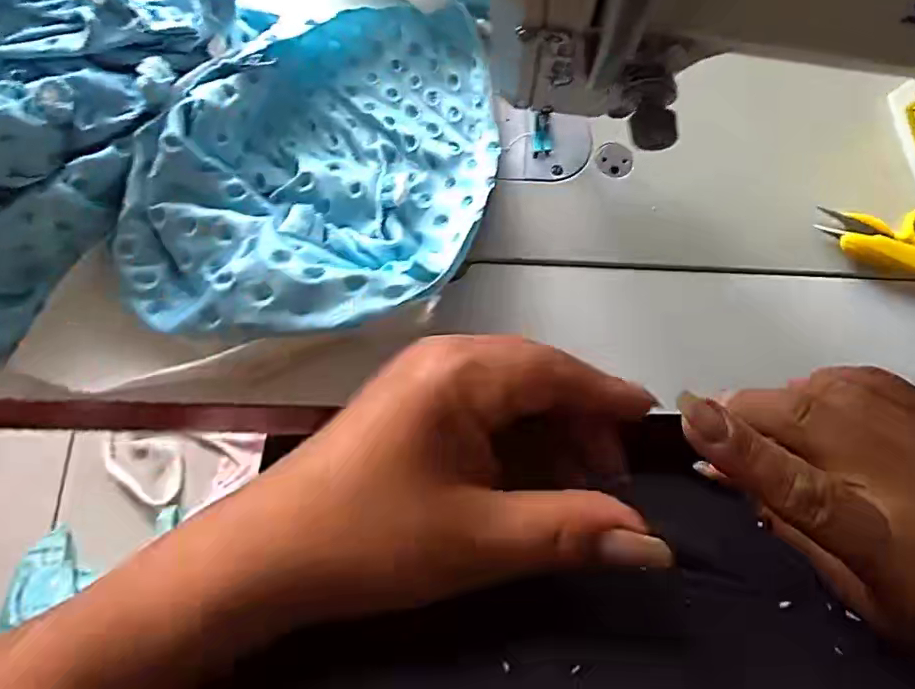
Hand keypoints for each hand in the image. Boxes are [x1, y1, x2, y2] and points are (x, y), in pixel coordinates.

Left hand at [0, 337, 667, 688]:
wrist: (263, 558)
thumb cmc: (372, 539)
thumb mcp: (478, 539)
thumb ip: (569, 531)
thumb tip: (651, 544)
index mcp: (463, 370)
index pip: (556, 370)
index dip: (606, 394)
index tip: (649, 416)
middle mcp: (447, 357)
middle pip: (536, 376)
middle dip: (579, 424)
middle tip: (611, 480)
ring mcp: (425, 376)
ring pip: (511, 392)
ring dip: (548, 434)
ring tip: (576, 486)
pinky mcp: (412, 401)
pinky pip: (482, 406)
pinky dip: (514, 439)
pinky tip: (526, 478)